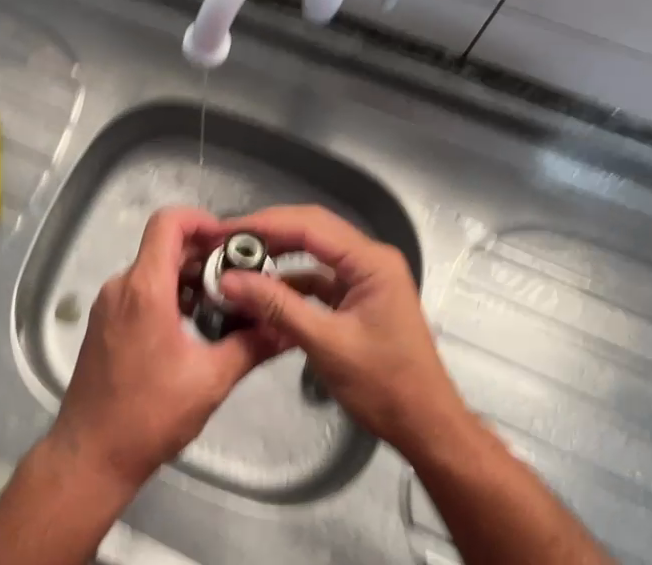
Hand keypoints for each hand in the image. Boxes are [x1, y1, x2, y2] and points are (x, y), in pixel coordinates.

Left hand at [46, 206, 285, 493]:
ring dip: (189, 278)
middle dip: (205, 255)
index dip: (201, 220)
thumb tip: (287, 328)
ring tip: (225, 303)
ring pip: (153, 270)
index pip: (168, 223)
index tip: (232, 241)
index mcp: (145, 288)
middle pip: (164, 246)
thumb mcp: (210, 380)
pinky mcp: (105, 323)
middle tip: (242, 276)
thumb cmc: (149, 414)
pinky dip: (169, 294)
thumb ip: (251, 346)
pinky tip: (195, 324)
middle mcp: (122, 286)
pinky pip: (140, 291)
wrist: (91, 454)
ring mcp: (109, 304)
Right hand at [216, 205, 466, 456]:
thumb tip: (228, 279)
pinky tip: (262, 291)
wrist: (426, 426)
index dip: (264, 224)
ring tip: (237, 262)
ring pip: (313, 252)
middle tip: (225, 242)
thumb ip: (277, 307)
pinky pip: (319, 277)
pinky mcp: (358, 297)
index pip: (309, 225)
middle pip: (311, 230)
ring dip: (277, 256)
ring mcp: (366, 278)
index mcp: (372, 261)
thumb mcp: (326, 344)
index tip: (225, 231)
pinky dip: (290, 282)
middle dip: (267, 234)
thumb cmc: (384, 385)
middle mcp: (371, 259)